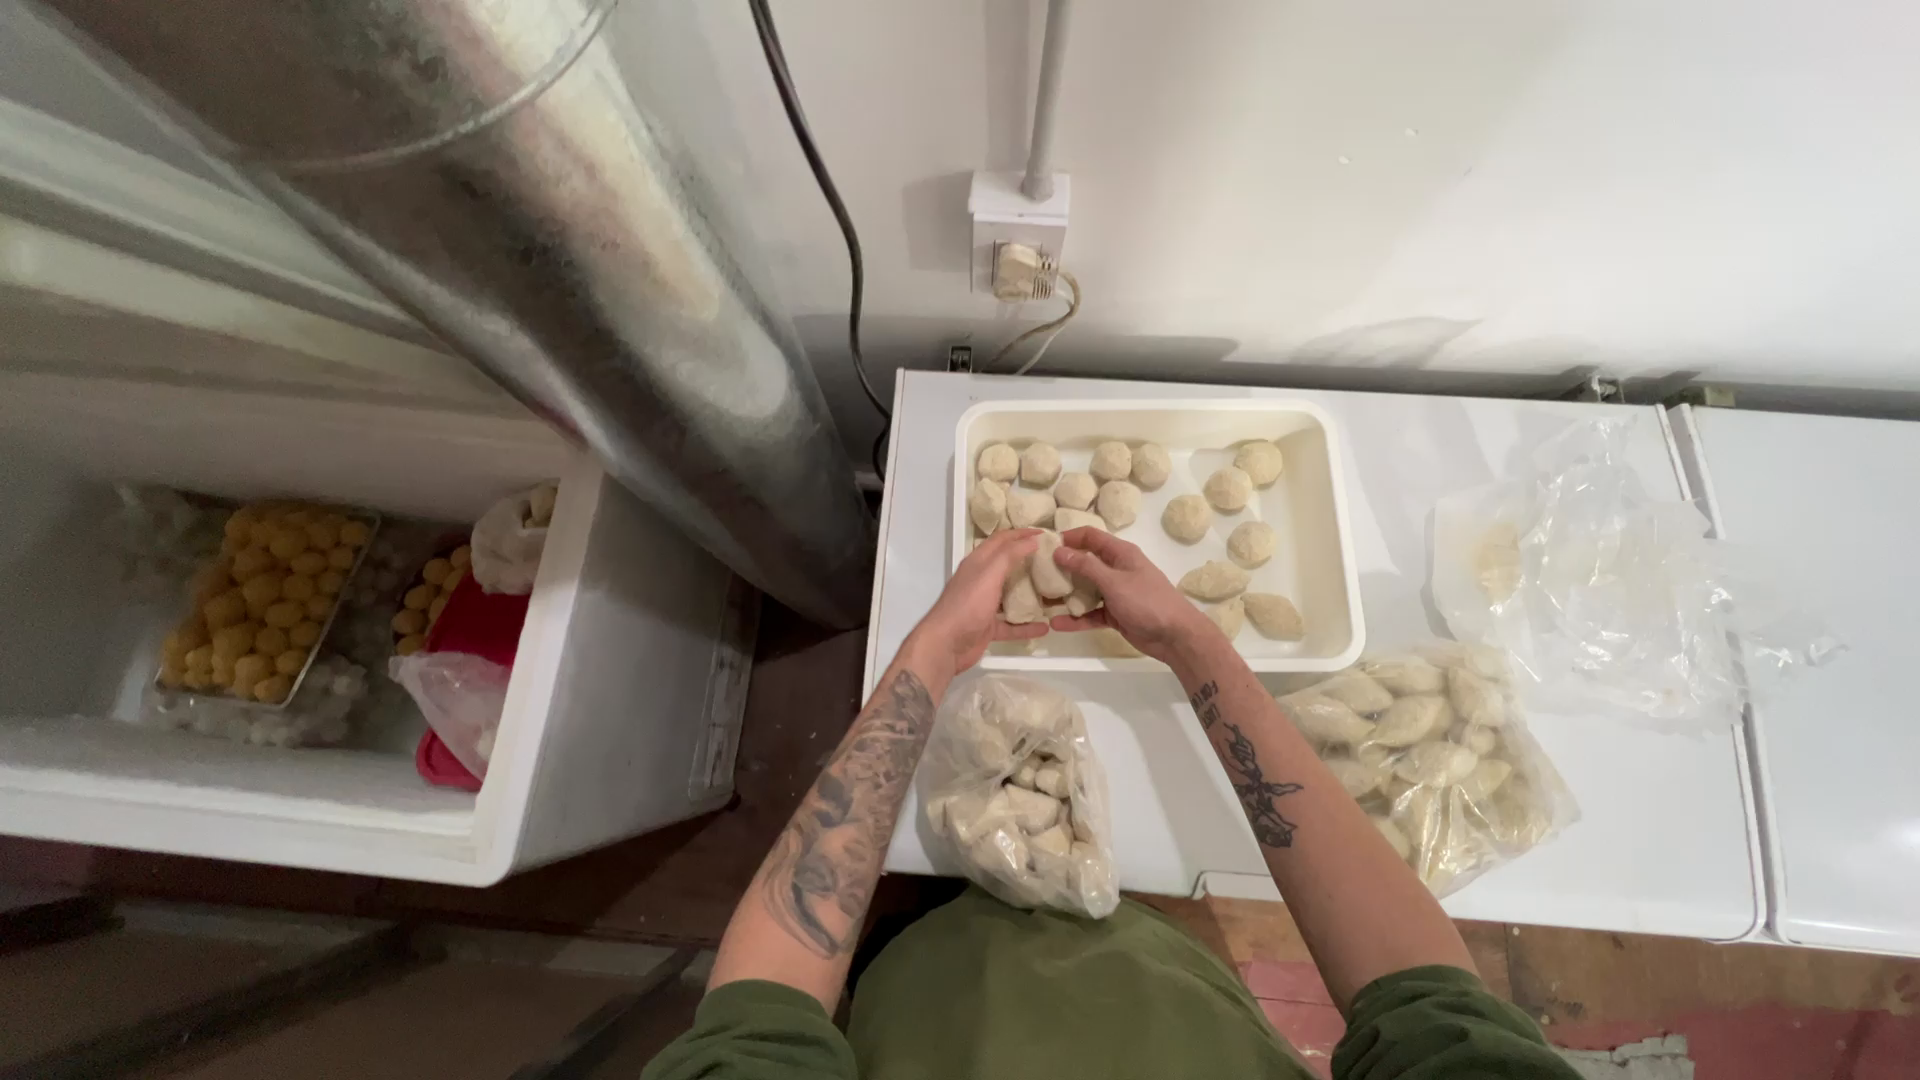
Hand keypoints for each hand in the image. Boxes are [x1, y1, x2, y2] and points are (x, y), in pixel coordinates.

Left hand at [903, 528, 1047, 681]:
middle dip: (1028, 560)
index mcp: (977, 563)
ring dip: (1029, 593)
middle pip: (1006, 565)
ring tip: (1052, 591)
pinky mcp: (987, 627)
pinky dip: (1027, 626)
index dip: (1021, 533)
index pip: (1001, 540)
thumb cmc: (967, 606)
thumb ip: (1009, 555)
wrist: (945, 645)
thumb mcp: (988, 574)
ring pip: (1010, 595)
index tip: (1045, 533)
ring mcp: (983, 605)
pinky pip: (1011, 624)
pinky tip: (1045, 627)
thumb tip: (1032, 539)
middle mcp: (980, 580)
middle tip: (1052, 559)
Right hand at [1047, 528, 1212, 664]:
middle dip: (1062, 567)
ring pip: (1085, 590)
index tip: (1045, 544)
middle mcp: (1116, 569)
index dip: (1069, 537)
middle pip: (1084, 563)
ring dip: (1066, 595)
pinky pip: (1090, 614)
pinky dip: (1076, 618)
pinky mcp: (1114, 614)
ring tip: (1041, 600)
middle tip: (1036, 573)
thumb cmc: (1147, 601)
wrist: (1175, 636)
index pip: (1091, 537)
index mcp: (1120, 554)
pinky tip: (1056, 624)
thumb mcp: (1114, 581)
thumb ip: (1086, 566)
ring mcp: (1115, 593)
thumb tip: (1059, 551)